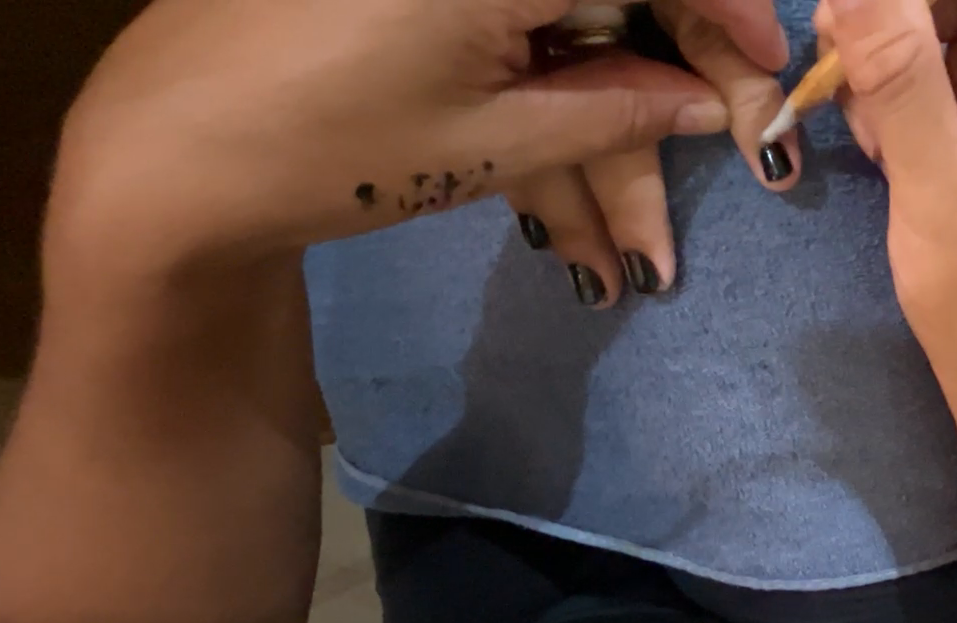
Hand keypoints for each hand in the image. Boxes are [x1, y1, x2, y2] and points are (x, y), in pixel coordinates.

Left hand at [45, 0, 780, 277]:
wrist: (183, 157)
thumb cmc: (338, 149)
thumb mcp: (499, 142)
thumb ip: (619, 110)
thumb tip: (707, 102)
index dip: (724, 2)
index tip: (774, 61)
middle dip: (678, 89)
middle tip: (737, 158)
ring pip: (572, 45)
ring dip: (611, 155)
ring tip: (634, 263)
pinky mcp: (434, 4)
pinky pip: (524, 56)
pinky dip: (558, 136)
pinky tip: (575, 233)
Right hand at [820, 0, 956, 397]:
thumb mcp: (935, 185)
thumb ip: (900, 77)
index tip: (857, 13)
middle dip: (888, 15)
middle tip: (840, 63)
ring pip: (922, 13)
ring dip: (876, 55)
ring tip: (870, 129)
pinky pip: (912, 58)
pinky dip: (881, 88)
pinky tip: (880, 143)